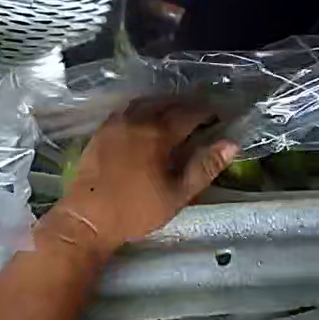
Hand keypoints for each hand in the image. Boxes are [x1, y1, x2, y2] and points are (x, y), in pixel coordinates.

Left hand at [44, 99, 237, 261]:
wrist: (88, 217)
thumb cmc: (136, 210)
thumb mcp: (177, 194)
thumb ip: (204, 167)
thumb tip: (231, 144)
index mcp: (158, 134)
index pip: (189, 113)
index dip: (206, 112)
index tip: (218, 114)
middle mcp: (137, 120)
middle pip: (167, 103)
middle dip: (186, 105)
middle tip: (201, 112)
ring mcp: (116, 122)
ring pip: (145, 102)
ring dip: (164, 103)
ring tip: (176, 112)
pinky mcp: (102, 129)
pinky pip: (127, 109)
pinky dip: (143, 107)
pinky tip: (146, 118)